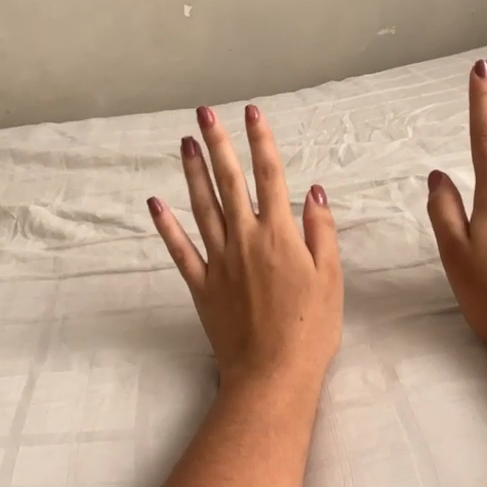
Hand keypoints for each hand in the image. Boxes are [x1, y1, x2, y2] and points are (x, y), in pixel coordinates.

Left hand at [149, 104, 342, 393]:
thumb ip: (320, 231)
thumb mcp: (331, 278)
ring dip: (193, 172)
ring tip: (185, 142)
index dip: (260, 140)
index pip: (270, 175)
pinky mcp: (201, 285)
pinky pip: (180, 249)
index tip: (251, 112)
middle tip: (204, 113)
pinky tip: (155, 203)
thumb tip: (315, 192)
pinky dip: (166, 226)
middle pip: (230, 181)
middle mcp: (245, 238)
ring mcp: (219, 261)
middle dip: (218, 143)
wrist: (273, 375)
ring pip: (202, 207)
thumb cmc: (311, 328)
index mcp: (279, 234)